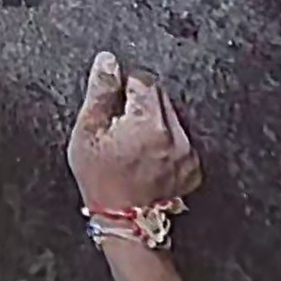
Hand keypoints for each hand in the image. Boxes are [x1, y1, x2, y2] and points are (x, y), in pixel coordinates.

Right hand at [67, 51, 201, 212]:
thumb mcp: (87, 130)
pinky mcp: (193, 167)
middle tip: (116, 122)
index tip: (111, 99)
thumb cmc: (99, 175)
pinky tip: (144, 153)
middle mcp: (176, 136)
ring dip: (151, 119)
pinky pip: (179, 138)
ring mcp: (188, 154)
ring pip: (170, 116)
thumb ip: (99, 92)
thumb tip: (107, 60)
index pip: (143, 80)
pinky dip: (163, 138)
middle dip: (138, 100)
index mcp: (149, 123)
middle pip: (159, 96)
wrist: (123, 220)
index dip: (122, 84)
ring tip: (129, 139)